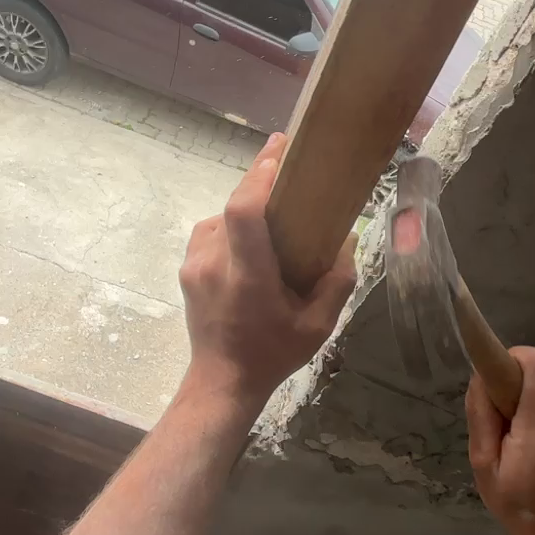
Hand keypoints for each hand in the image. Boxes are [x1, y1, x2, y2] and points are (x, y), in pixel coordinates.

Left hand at [179, 133, 356, 405]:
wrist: (221, 382)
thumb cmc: (272, 354)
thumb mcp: (318, 326)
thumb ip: (337, 281)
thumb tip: (348, 238)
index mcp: (247, 276)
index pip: (243, 212)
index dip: (259, 177)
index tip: (280, 152)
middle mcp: (214, 263)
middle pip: (233, 205)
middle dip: (258, 177)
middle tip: (284, 156)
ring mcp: (194, 265)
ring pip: (221, 216)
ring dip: (246, 206)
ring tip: (272, 206)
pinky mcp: (186, 268)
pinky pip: (211, 232)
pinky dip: (231, 226)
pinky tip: (249, 238)